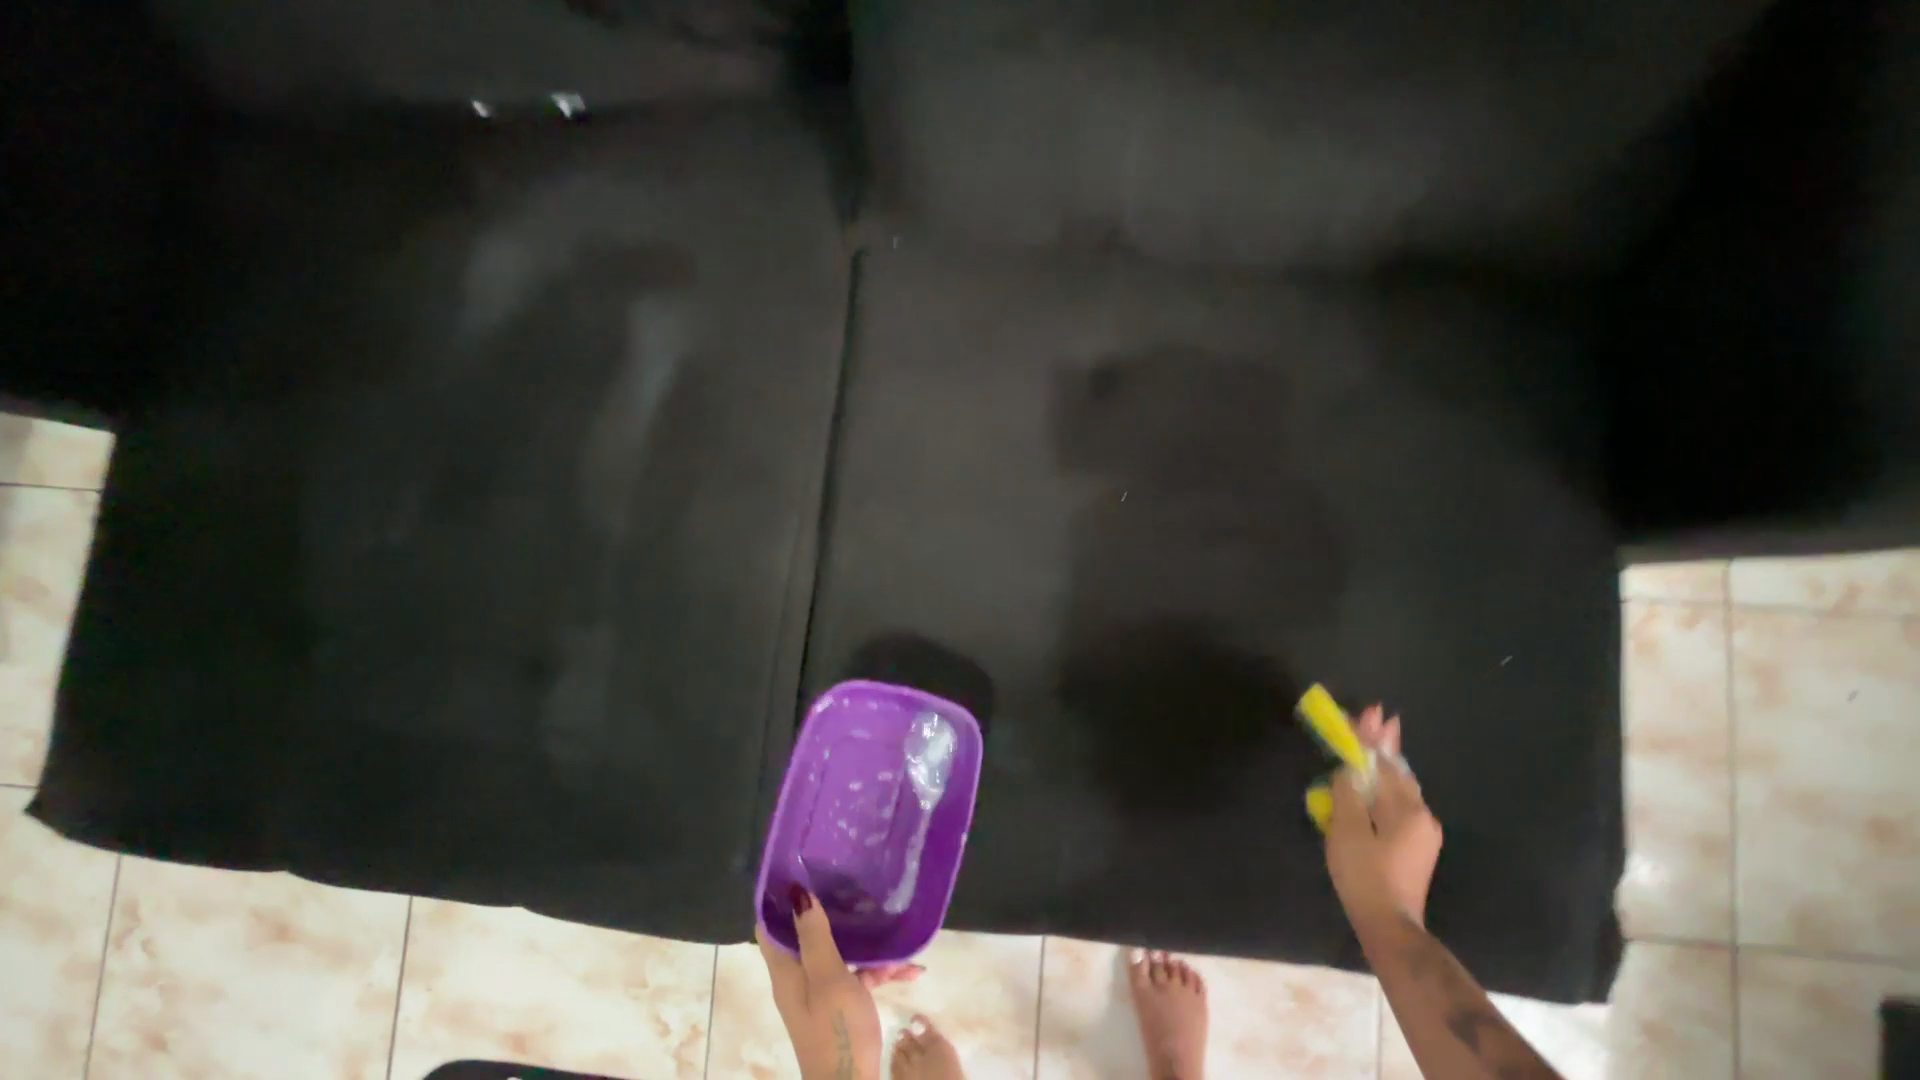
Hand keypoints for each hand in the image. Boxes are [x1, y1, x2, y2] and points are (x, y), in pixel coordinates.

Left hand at [757, 885, 922, 1079]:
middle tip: (855, 885)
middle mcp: (800, 980)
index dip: (780, 897)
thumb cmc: (836, 1032)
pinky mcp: (842, 1009)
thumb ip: (814, 936)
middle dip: (831, 911)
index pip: (770, 926)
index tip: (803, 868)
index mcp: (787, 971)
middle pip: (808, 936)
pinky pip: (859, 979)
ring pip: (840, 955)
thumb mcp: (828, 979)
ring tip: (898, 934)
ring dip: (866, 945)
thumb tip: (796, 892)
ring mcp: (821, 995)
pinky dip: (881, 972)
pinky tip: (913, 970)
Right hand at [1324, 706, 1443, 927]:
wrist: (1389, 927)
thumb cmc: (1364, 876)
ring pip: (1400, 789)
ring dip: (1383, 767)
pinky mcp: (1416, 847)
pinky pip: (1398, 806)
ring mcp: (1423, 833)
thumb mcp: (1346, 830)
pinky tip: (1371, 788)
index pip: (1385, 763)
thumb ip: (1348, 792)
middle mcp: (1422, 815)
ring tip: (1370, 746)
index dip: (1373, 737)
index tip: (1373, 710)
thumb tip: (1350, 768)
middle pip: (1398, 772)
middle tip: (1375, 718)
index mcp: (1406, 809)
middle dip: (1383, 746)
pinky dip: (1383, 789)